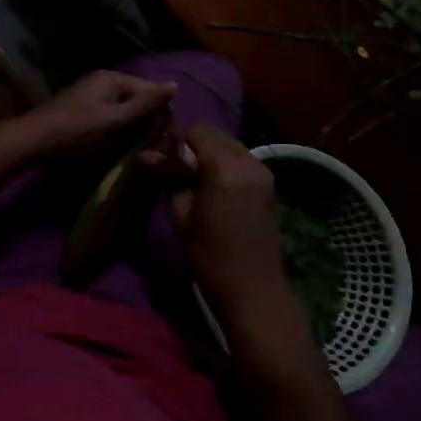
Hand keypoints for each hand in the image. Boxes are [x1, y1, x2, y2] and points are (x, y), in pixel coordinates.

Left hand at [26, 71, 176, 155]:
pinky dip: (120, 130)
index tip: (168, 137)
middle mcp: (104, 81)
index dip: (162, 113)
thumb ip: (145, 104)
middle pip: (138, 99)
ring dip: (135, 128)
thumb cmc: (77, 129)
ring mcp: (93, 95)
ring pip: (126, 110)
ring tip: (140, 149)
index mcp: (112, 78)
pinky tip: (121, 145)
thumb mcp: (115, 119)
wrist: (35, 141)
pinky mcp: (86, 110)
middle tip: (154, 148)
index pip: (150, 90)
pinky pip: (112, 116)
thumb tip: (176, 85)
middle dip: (149, 122)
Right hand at [171, 126, 319, 376]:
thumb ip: (170, 178)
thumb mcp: (181, 215)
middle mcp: (249, 161)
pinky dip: (225, 164)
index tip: (164, 161)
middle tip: (175, 169)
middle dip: (194, 145)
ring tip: (194, 178)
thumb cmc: (210, 255)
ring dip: (210, 153)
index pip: (198, 132)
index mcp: (225, 167)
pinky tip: (214, 186)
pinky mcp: (269, 184)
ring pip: (230, 145)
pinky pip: (242, 160)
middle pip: (216, 135)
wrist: (252, 288)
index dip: (177, 141)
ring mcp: (263, 172)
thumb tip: (151, 155)